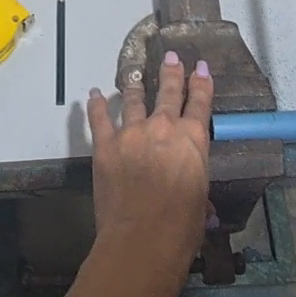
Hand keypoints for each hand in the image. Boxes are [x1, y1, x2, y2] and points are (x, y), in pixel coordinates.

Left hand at [85, 51, 213, 274]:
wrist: (142, 240)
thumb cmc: (181, 229)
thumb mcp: (200, 202)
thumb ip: (196, 187)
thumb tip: (198, 200)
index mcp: (193, 140)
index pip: (200, 103)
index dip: (201, 83)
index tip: (200, 67)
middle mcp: (163, 127)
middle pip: (168, 92)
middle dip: (171, 73)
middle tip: (171, 56)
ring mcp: (132, 132)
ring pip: (134, 99)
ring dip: (135, 84)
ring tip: (135, 72)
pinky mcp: (105, 144)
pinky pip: (99, 118)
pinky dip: (96, 104)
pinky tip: (94, 94)